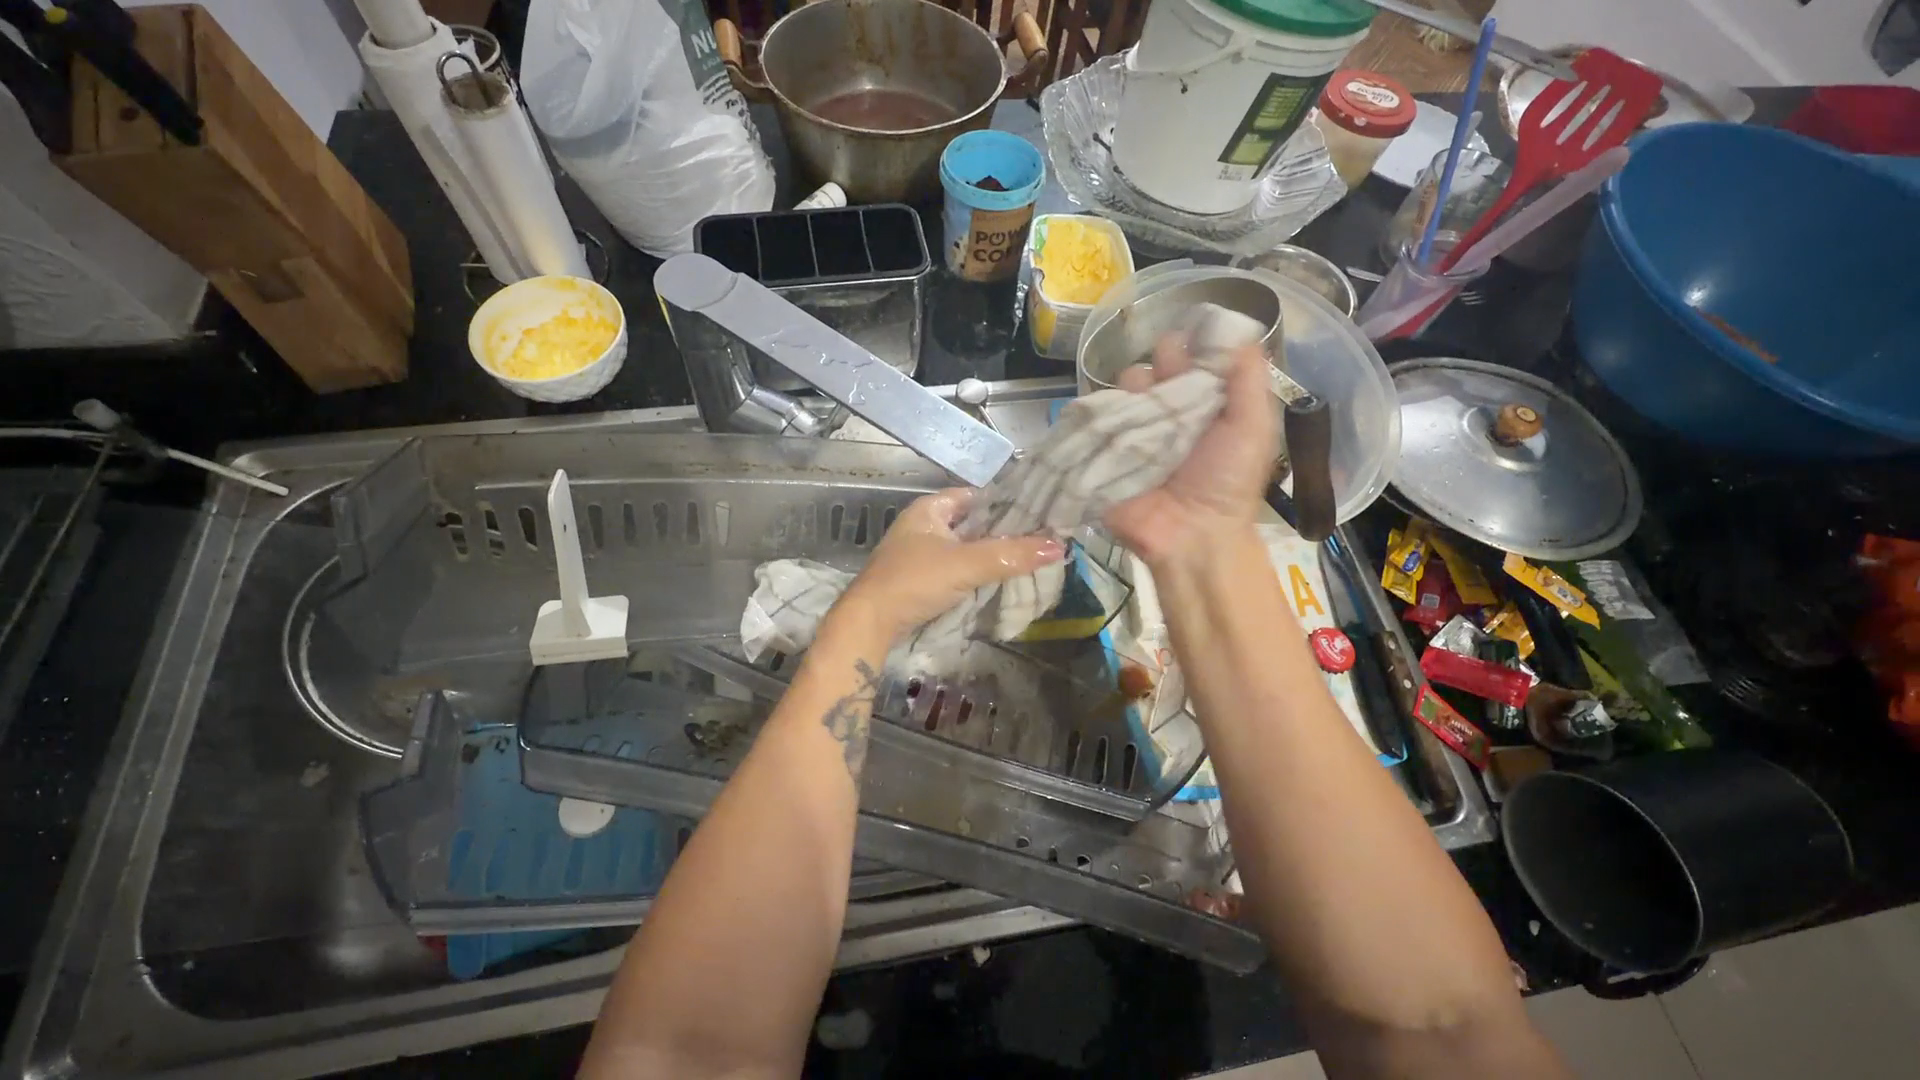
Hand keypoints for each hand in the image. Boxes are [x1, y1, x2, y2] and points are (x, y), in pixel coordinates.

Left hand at [836, 489, 1065, 640]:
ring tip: (1027, 558)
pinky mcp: (919, 581)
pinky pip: (955, 570)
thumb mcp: (966, 564)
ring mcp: (919, 555)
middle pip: (971, 523)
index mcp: (929, 509)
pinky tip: (998, 580)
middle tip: (1040, 537)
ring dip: (989, 554)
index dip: (1004, 501)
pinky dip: (975, 573)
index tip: (1037, 511)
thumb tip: (1058, 546)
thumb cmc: (914, 581)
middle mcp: (923, 526)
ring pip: (964, 548)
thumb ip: (1011, 554)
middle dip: (1001, 531)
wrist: (868, 623)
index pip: (975, 496)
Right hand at [1103, 338, 1276, 567]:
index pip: (1190, 360)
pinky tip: (1114, 423)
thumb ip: (1248, 379)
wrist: (1190, 535)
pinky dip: (1100, 414)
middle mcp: (1165, 415)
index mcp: (1202, 406)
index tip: (1192, 345)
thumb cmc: (1226, 482)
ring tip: (1144, 410)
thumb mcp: (1253, 427)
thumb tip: (1237, 330)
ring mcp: (1132, 432)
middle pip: (1152, 369)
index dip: (1190, 347)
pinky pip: (1094, 419)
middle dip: (1158, 366)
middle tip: (1165, 377)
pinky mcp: (1104, 450)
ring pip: (1122, 390)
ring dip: (1132, 391)